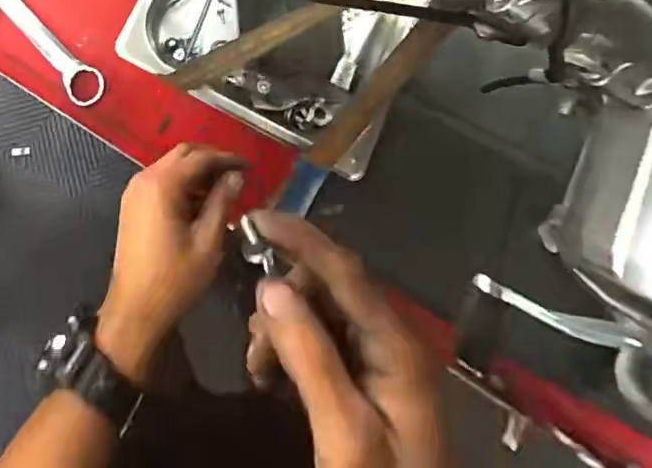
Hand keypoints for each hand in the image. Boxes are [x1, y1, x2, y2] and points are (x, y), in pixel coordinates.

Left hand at [97, 143, 245, 386]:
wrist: (135, 309)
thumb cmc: (174, 278)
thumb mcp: (207, 242)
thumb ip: (221, 202)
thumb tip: (235, 176)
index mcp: (161, 184)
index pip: (198, 157)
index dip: (226, 158)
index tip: (248, 166)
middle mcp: (144, 178)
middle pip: (182, 153)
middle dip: (211, 159)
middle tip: (237, 174)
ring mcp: (135, 189)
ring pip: (171, 165)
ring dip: (196, 171)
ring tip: (223, 189)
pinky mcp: (132, 202)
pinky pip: (161, 179)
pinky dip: (182, 182)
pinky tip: (200, 201)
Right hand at [245, 212, 444, 467]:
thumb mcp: (343, 434)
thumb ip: (309, 357)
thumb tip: (270, 285)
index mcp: (397, 344)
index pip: (344, 268)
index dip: (298, 236)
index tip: (254, 217)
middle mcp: (390, 336)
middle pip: (325, 285)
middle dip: (283, 299)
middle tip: (255, 340)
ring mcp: (377, 355)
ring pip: (316, 308)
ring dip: (280, 327)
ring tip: (259, 368)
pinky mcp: (362, 372)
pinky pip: (317, 335)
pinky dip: (287, 345)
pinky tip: (269, 374)